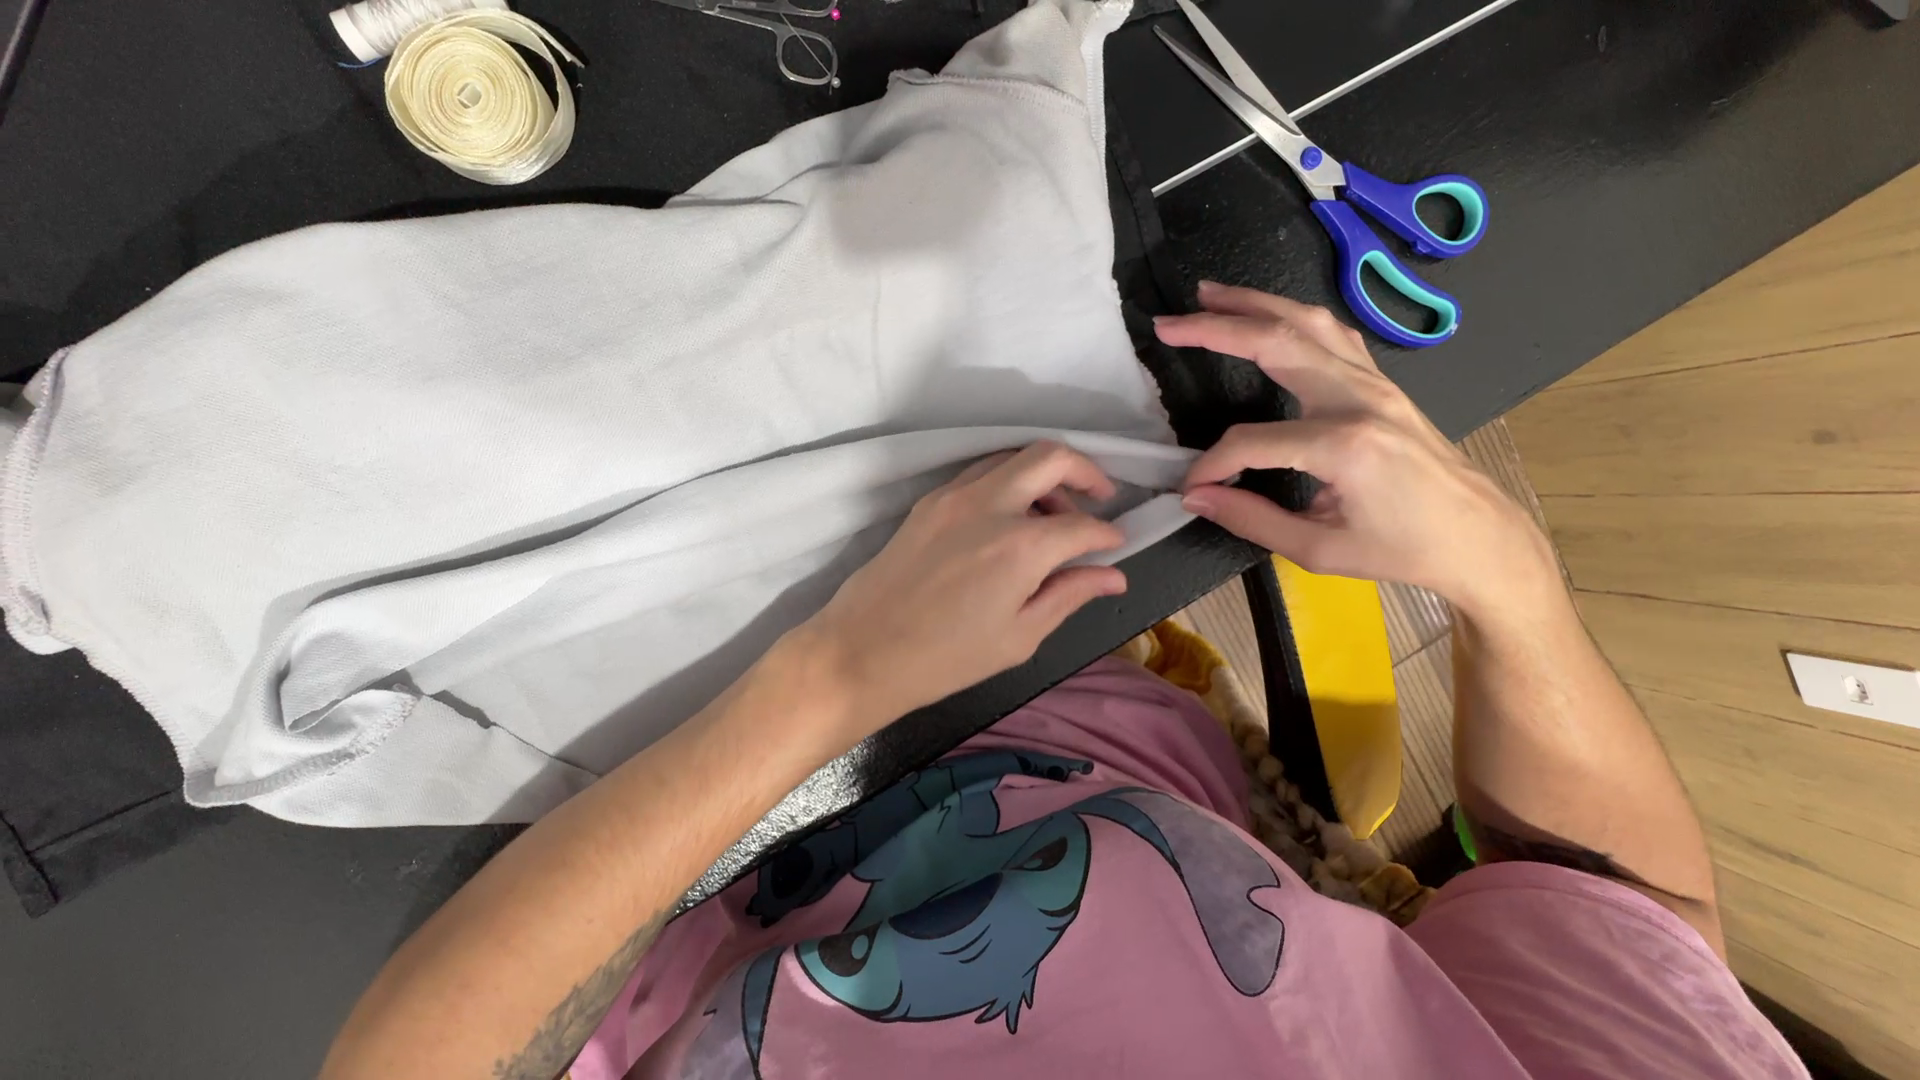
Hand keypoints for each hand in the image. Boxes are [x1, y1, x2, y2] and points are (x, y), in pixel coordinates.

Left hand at [788, 440, 1128, 734]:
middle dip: (1087, 470)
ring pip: (1013, 456)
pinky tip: (1012, 518)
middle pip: (1051, 456)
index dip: (1108, 534)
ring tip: (1054, 513)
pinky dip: (1008, 480)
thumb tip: (1112, 576)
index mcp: (1021, 545)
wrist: (862, 650)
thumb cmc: (946, 658)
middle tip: (1101, 498)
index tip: (1116, 545)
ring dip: (1044, 473)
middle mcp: (990, 505)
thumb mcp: (1020, 637)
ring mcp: (954, 496)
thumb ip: (1069, 595)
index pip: (1082, 524)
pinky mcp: (929, 501)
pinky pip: (981, 472)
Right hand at [1154, 281, 1557, 617]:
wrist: (1476, 536)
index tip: (1192, 488)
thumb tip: (1195, 497)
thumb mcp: (1318, 548)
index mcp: (1343, 446)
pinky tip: (1269, 315)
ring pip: (1308, 323)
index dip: (1211, 465)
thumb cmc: (1399, 550)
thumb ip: (1251, 519)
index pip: (1250, 442)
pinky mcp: (1383, 383)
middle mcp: (1358, 400)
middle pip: (1276, 342)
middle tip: (1169, 322)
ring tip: (1209, 294)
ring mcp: (1376, 384)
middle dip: (1216, 326)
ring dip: (1255, 303)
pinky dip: (1294, 317)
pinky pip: (1334, 335)